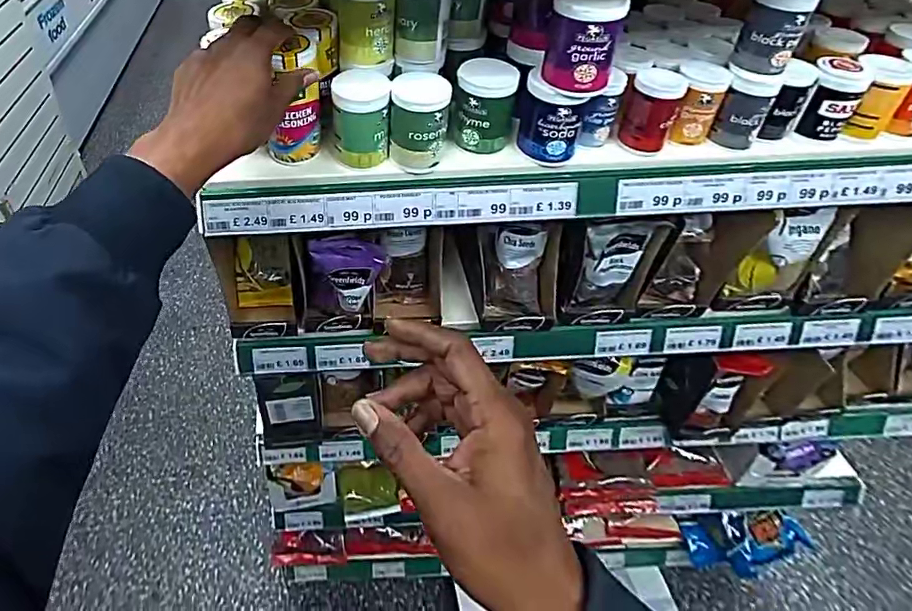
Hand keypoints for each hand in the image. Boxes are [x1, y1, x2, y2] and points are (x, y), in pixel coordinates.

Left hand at [127, 15, 315, 195]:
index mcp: (254, 52)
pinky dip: (216, 60)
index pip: (273, 27)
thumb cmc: (233, 127)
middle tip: (269, 40)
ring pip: (225, 38)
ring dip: (237, 44)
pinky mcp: (187, 68)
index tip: (289, 35)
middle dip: (260, 28)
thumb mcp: (274, 108)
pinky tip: (220, 78)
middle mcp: (228, 47)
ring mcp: (205, 55)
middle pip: (246, 24)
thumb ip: (291, 85)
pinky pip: (205, 55)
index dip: (284, 29)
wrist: (192, 141)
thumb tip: (305, 76)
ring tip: (245, 62)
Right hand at [355, 320, 581, 610]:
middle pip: (449, 370)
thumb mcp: (439, 498)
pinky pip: (457, 419)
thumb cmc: (505, 553)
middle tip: (374, 356)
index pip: (455, 351)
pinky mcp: (496, 450)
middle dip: (408, 363)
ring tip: (381, 414)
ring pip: (450, 395)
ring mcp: (500, 432)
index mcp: (496, 415)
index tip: (391, 327)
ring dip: (414, 398)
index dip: (419, 334)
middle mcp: (501, 415)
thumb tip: (366, 411)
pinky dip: (428, 420)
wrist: (544, 595)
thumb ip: (399, 448)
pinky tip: (406, 436)